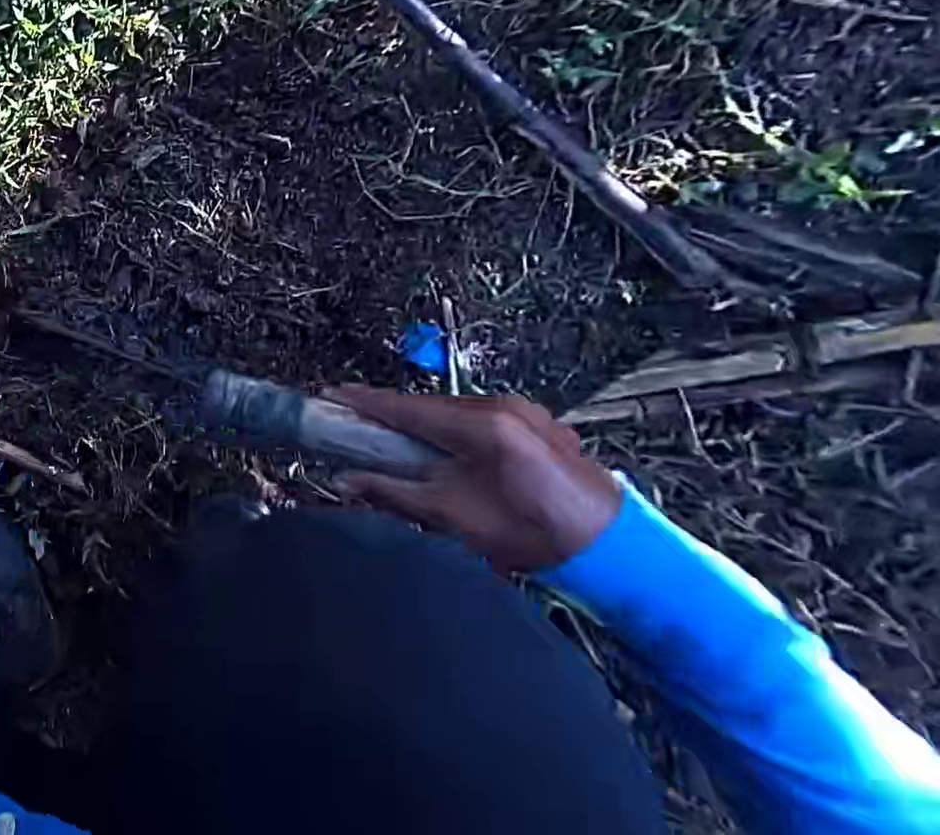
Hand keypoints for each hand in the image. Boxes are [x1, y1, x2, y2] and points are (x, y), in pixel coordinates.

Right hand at [324, 385, 621, 572]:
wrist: (617, 552)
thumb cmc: (530, 534)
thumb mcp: (450, 515)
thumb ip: (392, 492)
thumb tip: (344, 480)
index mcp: (479, 425)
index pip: (403, 406)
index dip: (362, 401)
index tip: (329, 394)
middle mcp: (502, 407)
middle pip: (426, 403)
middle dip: (387, 411)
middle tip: (353, 418)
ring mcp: (524, 411)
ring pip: (451, 407)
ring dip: (418, 419)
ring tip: (390, 432)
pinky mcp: (537, 423)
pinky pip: (476, 414)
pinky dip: (448, 424)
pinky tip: (439, 442)